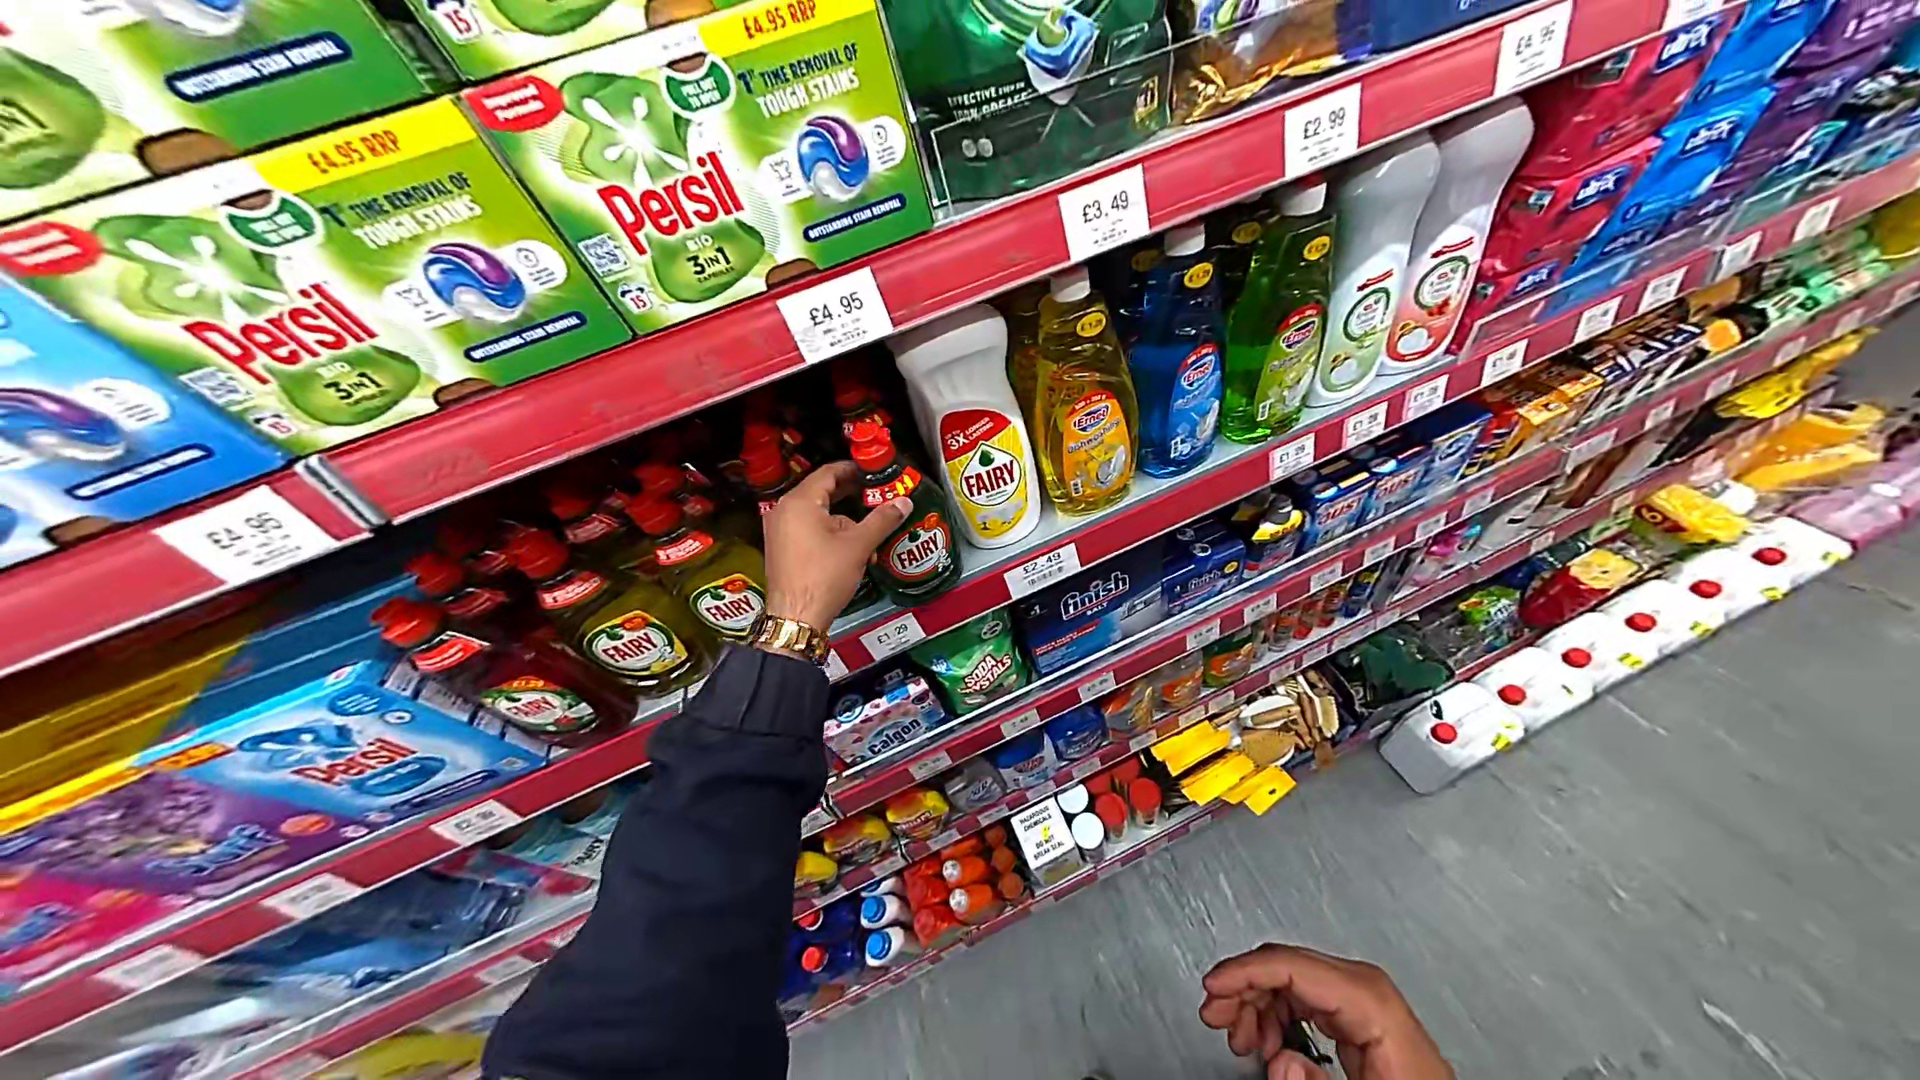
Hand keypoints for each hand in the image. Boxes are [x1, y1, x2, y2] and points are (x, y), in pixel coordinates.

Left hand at [761, 461, 910, 630]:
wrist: (797, 618)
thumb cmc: (822, 578)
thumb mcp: (858, 545)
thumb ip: (882, 519)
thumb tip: (902, 503)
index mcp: (800, 502)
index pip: (828, 472)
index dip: (853, 470)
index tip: (872, 472)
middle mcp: (784, 511)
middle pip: (822, 491)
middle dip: (851, 495)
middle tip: (875, 494)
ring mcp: (780, 531)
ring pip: (818, 514)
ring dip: (844, 520)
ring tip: (869, 534)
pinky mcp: (782, 549)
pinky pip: (809, 530)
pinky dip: (830, 534)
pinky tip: (851, 551)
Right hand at [1199, 944, 1453, 1079]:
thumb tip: (1280, 1061)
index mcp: (1375, 1005)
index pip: (1291, 965)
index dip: (1243, 972)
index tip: (1214, 987)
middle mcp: (1370, 991)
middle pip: (1286, 966)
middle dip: (1243, 989)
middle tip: (1216, 1013)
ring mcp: (1365, 999)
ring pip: (1289, 978)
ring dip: (1256, 1002)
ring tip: (1241, 1035)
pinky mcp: (1359, 1015)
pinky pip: (1304, 997)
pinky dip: (1276, 1012)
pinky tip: (1267, 1038)